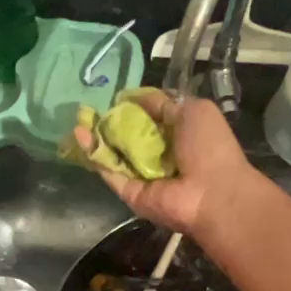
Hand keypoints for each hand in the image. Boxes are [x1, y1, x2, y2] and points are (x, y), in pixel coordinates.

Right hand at [73, 90, 254, 236]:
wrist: (211, 193)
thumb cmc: (208, 147)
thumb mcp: (193, 110)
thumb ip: (163, 103)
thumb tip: (133, 97)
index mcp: (177, 134)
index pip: (149, 118)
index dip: (132, 106)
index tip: (115, 96)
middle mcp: (158, 155)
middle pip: (128, 136)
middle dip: (110, 122)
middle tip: (89, 107)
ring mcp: (142, 175)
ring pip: (114, 153)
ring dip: (96, 136)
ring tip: (78, 118)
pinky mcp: (129, 192)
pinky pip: (109, 171)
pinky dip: (93, 153)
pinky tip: (80, 134)